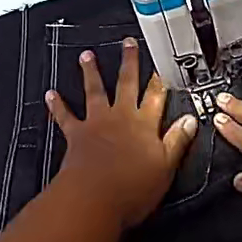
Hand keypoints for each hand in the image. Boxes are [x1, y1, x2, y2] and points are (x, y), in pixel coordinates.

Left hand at [46, 37, 198, 227]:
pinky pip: (65, 116)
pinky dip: (57, 105)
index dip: (160, 80)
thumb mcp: (166, 166)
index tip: (161, 65)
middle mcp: (121, 117)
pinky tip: (51, 94)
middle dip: (129, 62)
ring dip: (91, 72)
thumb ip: (177, 141)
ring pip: (95, 91)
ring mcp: (97, 123)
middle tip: (128, 43)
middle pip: (126, 83)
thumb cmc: (133, 187)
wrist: (94, 198)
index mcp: (144, 124)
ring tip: (87, 55)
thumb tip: (190, 120)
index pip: (156, 96)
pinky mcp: (76, 134)